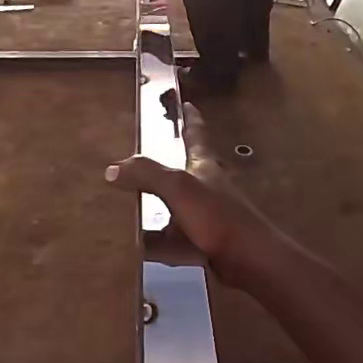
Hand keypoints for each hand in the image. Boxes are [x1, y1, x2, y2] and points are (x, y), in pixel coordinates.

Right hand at [104, 104, 268, 264]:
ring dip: (157, 204)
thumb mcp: (179, 188)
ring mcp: (208, 214)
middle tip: (140, 159)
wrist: (249, 259)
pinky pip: (174, 236)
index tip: (187, 103)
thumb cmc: (218, 216)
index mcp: (204, 166)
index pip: (197, 134)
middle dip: (167, 163)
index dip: (191, 118)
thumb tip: (113, 168)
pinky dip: (157, 240)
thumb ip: (147, 174)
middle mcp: (208, 186)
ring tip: (128, 204)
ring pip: (177, 204)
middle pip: (185, 169)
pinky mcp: (205, 241)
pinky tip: (139, 247)